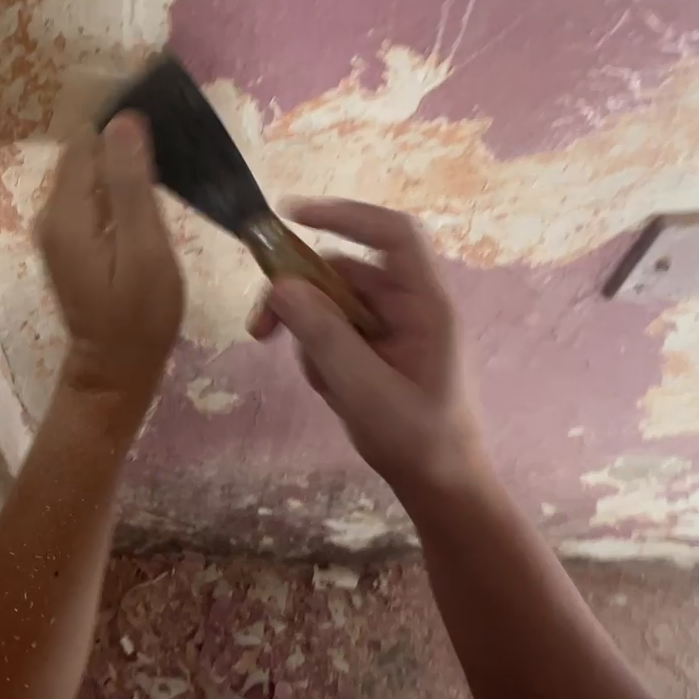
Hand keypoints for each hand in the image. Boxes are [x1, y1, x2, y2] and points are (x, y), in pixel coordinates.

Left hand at [37, 113, 184, 401]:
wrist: (116, 368)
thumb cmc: (139, 316)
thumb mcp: (144, 250)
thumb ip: (130, 185)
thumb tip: (123, 121)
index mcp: (66, 212)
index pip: (85, 139)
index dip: (118, 117)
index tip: (160, 103)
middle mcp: (52, 214)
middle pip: (84, 152)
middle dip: (122, 135)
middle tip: (173, 130)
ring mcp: (57, 228)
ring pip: (88, 172)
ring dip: (121, 158)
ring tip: (168, 151)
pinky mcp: (69, 240)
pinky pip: (90, 195)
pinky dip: (116, 183)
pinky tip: (148, 185)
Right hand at [248, 199, 485, 493]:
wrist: (438, 484)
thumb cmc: (417, 438)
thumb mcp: (365, 389)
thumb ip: (324, 335)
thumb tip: (281, 286)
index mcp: (425, 304)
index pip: (391, 234)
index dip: (343, 214)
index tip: (290, 214)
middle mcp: (406, 304)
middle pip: (341, 271)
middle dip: (297, 294)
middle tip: (259, 328)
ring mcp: (388, 325)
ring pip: (328, 301)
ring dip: (306, 331)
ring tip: (318, 379)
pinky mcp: (372, 345)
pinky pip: (330, 329)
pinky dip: (316, 351)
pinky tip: (329, 386)